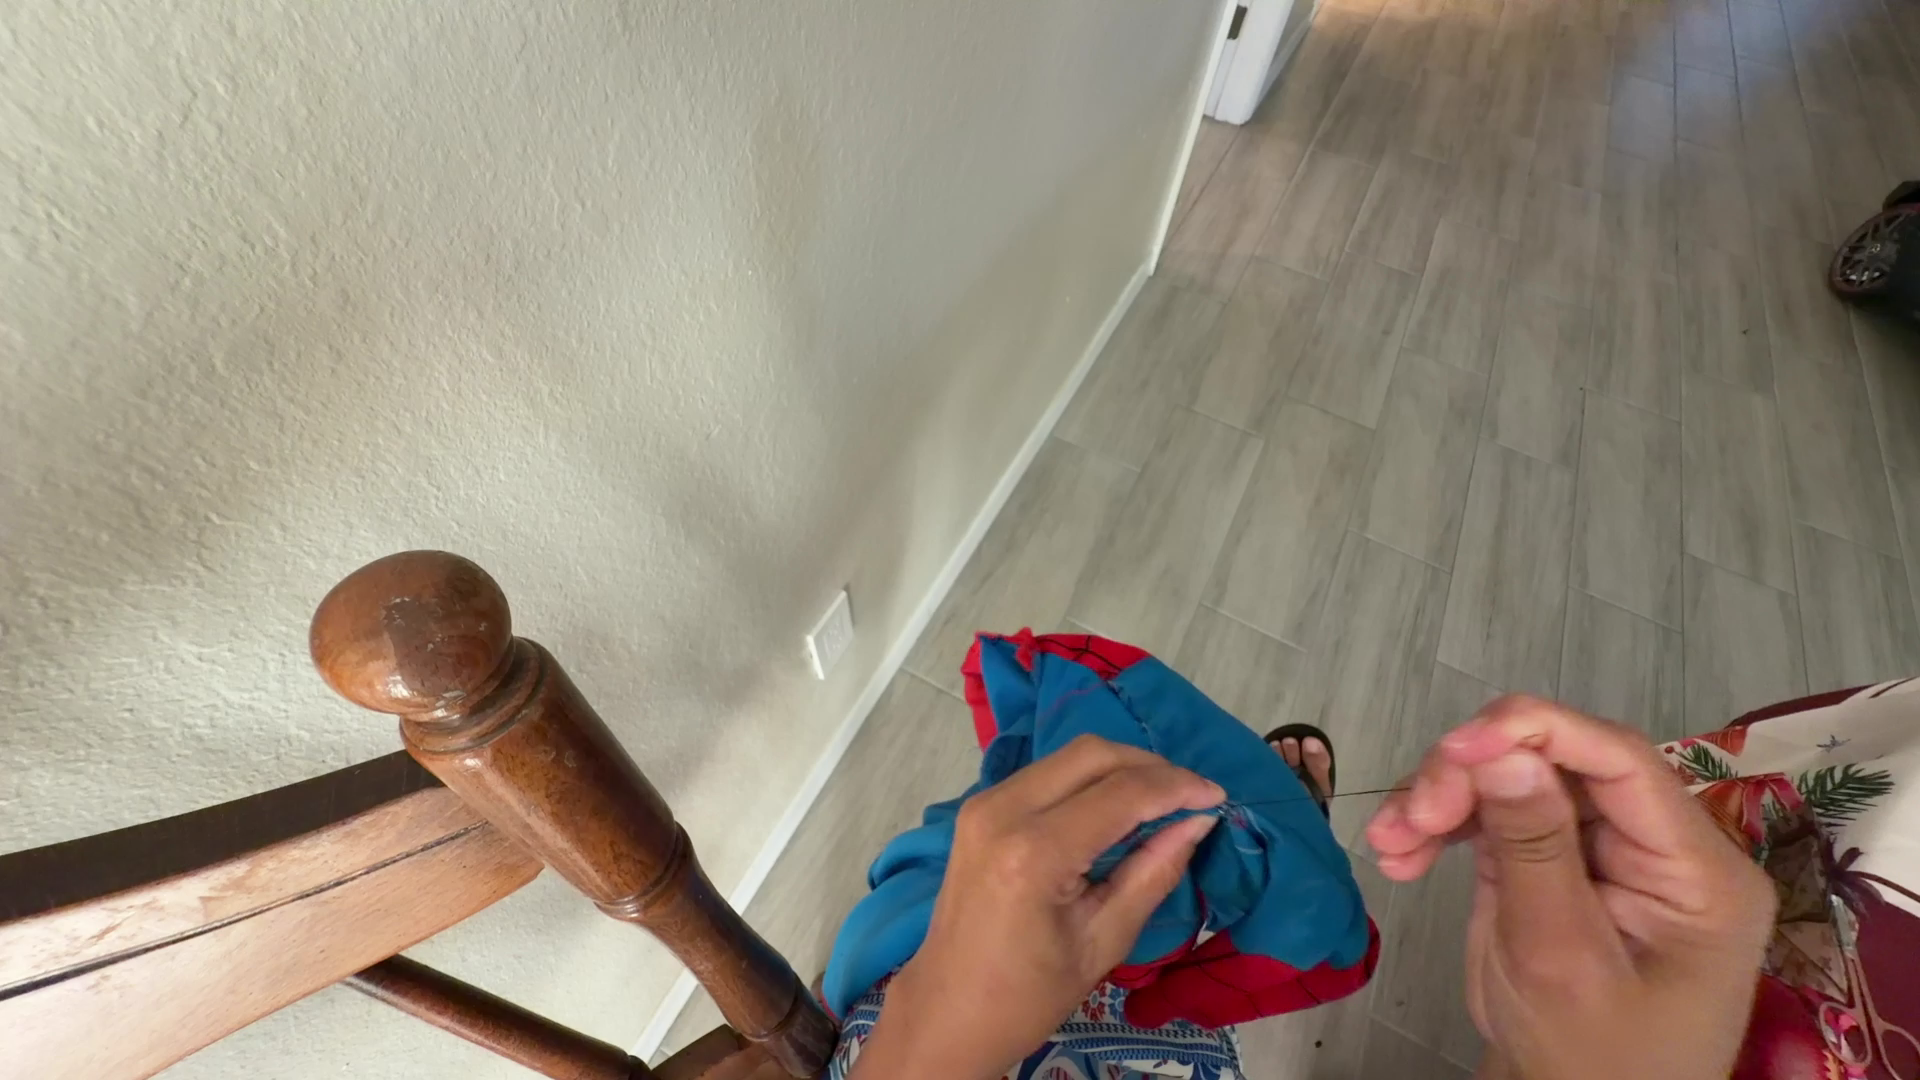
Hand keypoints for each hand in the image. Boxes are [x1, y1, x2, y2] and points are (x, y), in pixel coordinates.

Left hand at [850, 735, 1222, 1079]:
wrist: (948, 1007)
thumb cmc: (1030, 992)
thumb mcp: (1104, 941)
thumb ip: (1154, 871)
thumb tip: (1198, 821)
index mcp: (1034, 852)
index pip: (1119, 793)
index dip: (1175, 787)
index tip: (1217, 795)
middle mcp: (1004, 809)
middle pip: (1091, 753)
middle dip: (1148, 765)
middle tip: (1190, 794)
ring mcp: (985, 800)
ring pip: (1067, 755)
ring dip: (1119, 766)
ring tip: (1161, 797)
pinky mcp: (979, 804)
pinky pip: (1046, 772)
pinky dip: (1087, 777)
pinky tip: (1115, 803)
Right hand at [1365, 696, 1776, 1079]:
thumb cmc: (1587, 1050)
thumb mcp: (1558, 954)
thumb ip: (1534, 848)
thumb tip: (1499, 751)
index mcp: (1692, 868)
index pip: (1620, 760)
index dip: (1533, 732)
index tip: (1452, 748)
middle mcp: (1646, 840)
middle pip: (1548, 761)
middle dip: (1465, 778)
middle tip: (1410, 820)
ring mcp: (1590, 843)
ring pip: (1502, 775)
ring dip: (1435, 800)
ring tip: (1389, 845)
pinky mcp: (1542, 850)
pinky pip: (1481, 808)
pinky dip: (1432, 823)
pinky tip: (1397, 853)